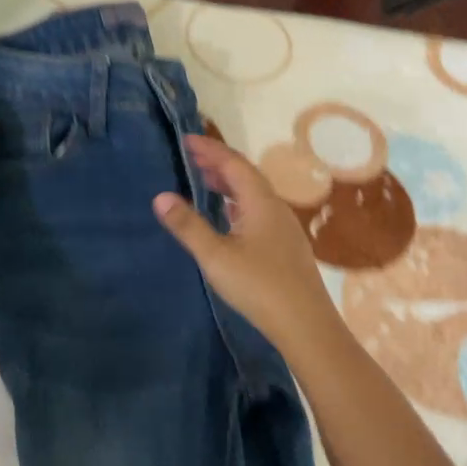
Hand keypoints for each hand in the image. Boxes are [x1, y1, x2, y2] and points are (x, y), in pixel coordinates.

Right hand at [151, 134, 338, 346]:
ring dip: (227, 182)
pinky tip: (227, 215)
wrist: (307, 326)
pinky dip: (236, 201)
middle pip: (246, 175)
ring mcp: (283, 228)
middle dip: (218, 162)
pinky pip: (257, 209)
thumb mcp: (215, 256)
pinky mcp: (284, 246)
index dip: (210, 149)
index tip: (186, 139)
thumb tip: (160, 196)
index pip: (233, 164)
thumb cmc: (259, 286)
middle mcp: (275, 208)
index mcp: (261, 203)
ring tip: (203, 180)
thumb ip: (188, 225)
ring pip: (253, 194)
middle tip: (189, 156)